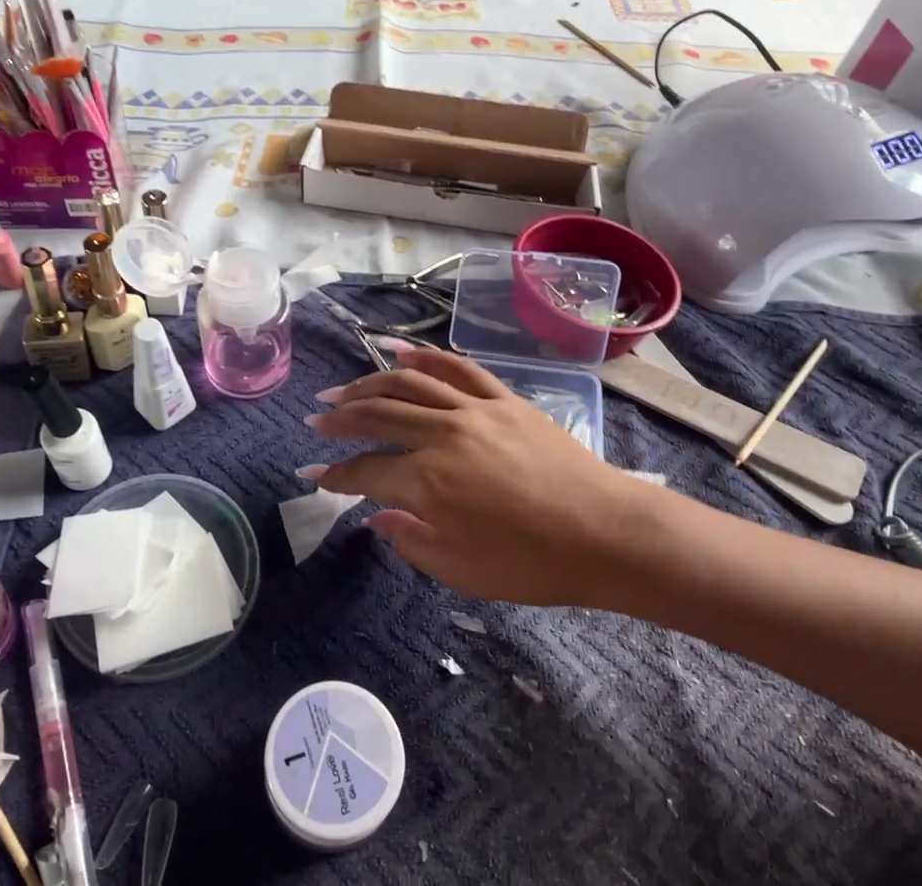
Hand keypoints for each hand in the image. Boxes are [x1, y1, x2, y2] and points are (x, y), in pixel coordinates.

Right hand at [304, 347, 658, 606]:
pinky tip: (399, 351)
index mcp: (428, 483)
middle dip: (340, 418)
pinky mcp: (504, 399)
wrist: (607, 535)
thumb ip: (410, 539)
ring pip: (409, 383)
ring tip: (342, 389)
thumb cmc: (533, 565)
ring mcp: (476, 411)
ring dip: (368, 382)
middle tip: (316, 421)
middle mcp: (443, 436)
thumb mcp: (461, 570)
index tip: (314, 474)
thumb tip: (376, 516)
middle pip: (378, 415)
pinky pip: (457, 368)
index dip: (335, 474)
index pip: (366, 471)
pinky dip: (424, 355)